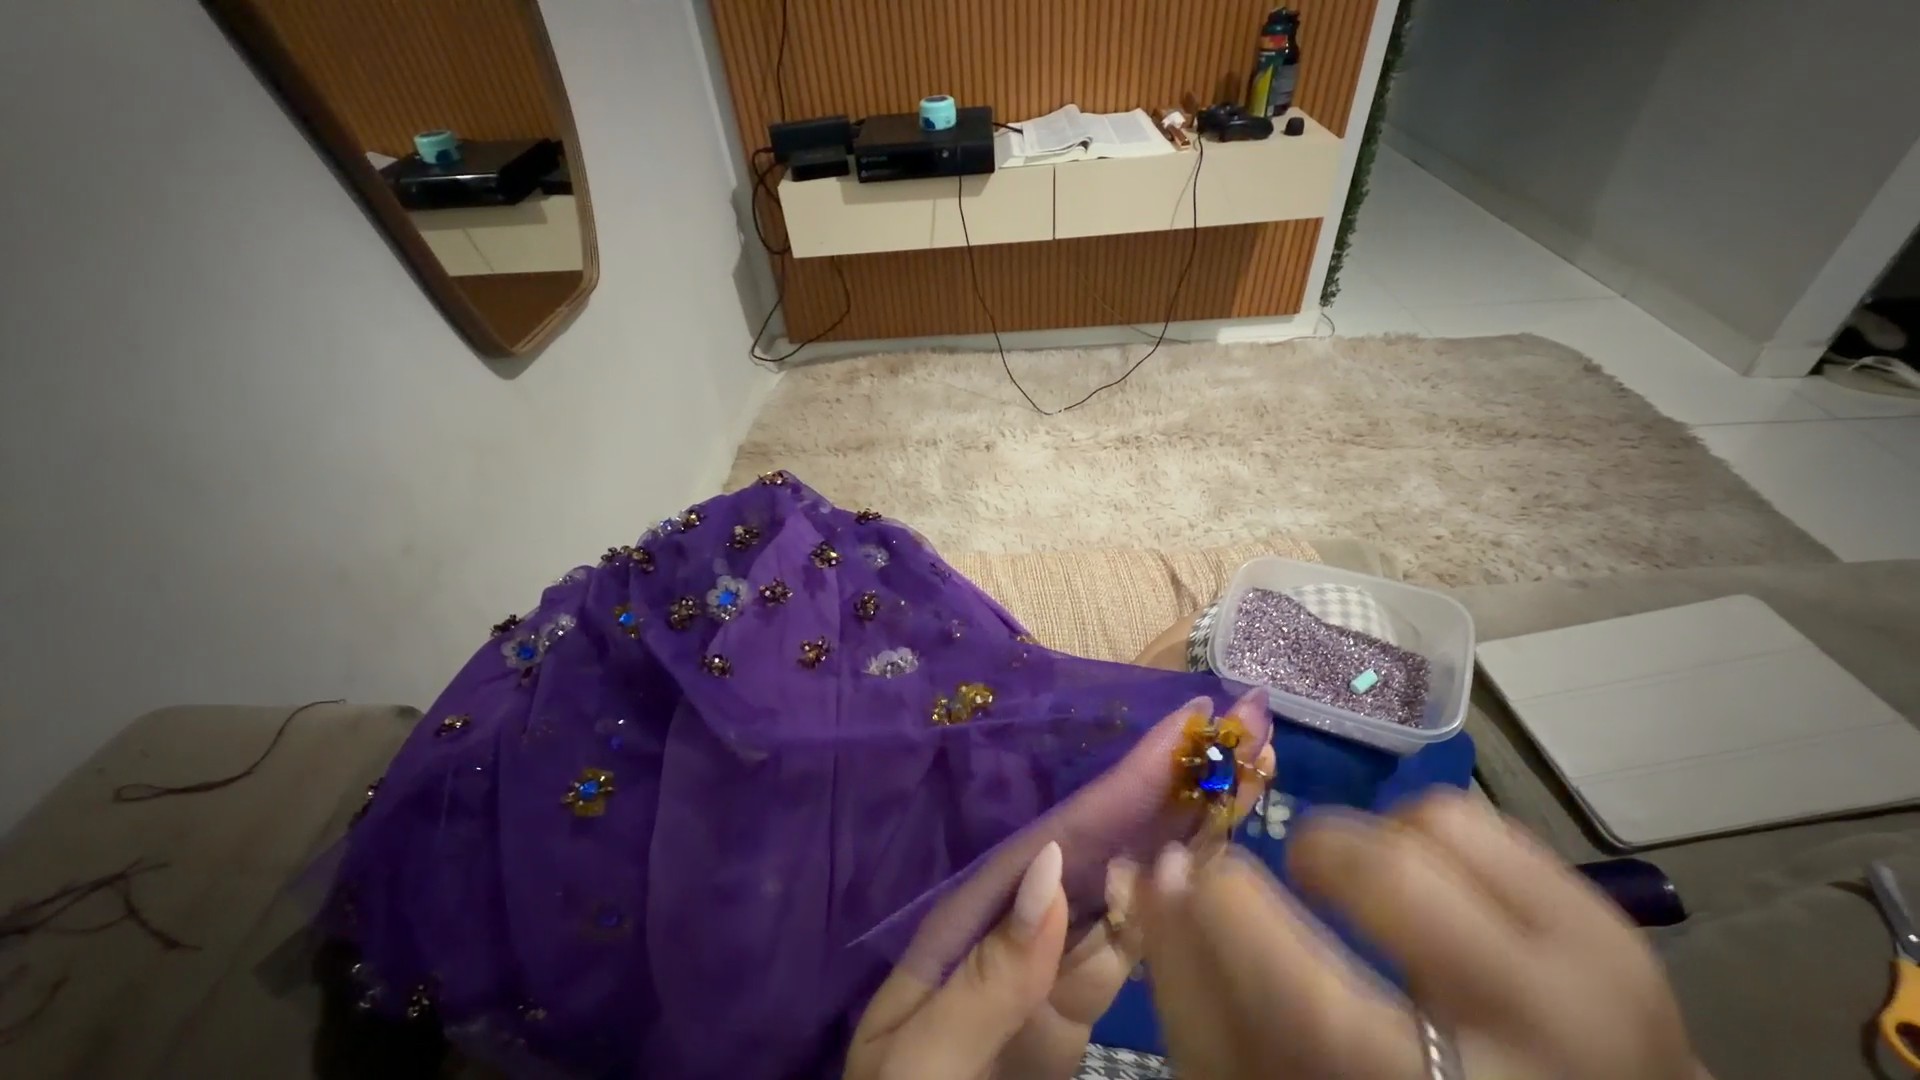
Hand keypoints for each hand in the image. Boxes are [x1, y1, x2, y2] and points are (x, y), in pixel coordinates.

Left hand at [847, 691, 1275, 1079]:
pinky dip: (1177, 911)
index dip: (1130, 779)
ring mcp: (1052, 967)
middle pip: (1109, 846)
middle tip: (1246, 728)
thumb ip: (987, 975)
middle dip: (1176, 788)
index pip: (1062, 835)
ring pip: (1133, 888)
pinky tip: (1216, 867)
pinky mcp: (1077, 1013)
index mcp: (974, 917)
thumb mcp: (922, 1056)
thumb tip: (1054, 868)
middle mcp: (1020, 925)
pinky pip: (1133, 952)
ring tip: (1248, 779)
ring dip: (1189, 833)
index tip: (1189, 722)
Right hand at [1138, 792, 1706, 1079]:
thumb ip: (1203, 994)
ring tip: (1361, 892)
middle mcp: (1539, 1045)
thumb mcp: (1276, 1078)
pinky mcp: (1611, 929)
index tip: (1187, 870)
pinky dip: (1415, 832)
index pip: (1318, 1013)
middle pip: (1391, 882)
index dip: (1232, 922)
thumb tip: (1160, 873)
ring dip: (1368, 842)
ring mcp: (1597, 981)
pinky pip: (1476, 821)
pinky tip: (1420, 893)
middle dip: (1313, 850)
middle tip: (1290, 870)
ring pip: (1436, 829)